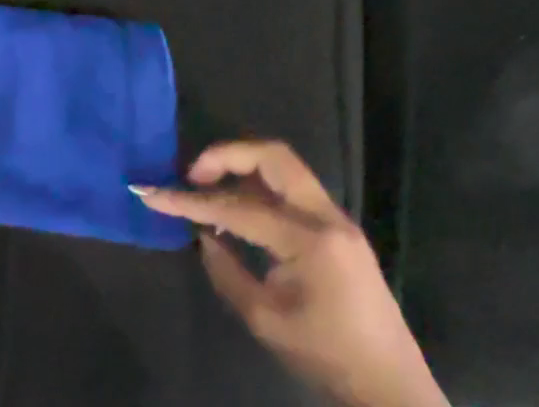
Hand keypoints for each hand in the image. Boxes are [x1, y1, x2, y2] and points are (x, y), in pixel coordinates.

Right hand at [133, 141, 446, 406]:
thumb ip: (224, 269)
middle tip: (193, 175)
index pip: (235, 206)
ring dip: (242, 168)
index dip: (187, 201)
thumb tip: (204, 236)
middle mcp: (327, 219)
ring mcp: (337, 223)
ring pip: (284, 169)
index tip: (148, 192)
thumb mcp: (262, 316)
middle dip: (225, 156)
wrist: (390, 389)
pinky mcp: (338, 233)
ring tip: (208, 188)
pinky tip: (236, 212)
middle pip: (273, 157)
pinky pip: (292, 192)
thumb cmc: (324, 355)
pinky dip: (259, 188)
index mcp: (309, 240)